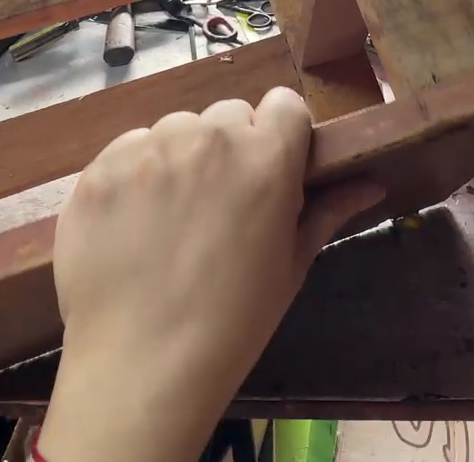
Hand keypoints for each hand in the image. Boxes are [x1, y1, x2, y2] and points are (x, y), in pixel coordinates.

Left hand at [41, 87, 378, 461]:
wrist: (139, 369)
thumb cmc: (232, 322)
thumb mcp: (290, 266)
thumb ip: (329, 210)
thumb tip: (372, 184)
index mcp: (266, 158)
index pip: (285, 104)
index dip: (280, 133)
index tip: (271, 167)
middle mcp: (209, 138)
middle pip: (230, 114)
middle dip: (231, 146)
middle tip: (220, 201)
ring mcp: (149, 148)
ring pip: (178, 128)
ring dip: (182, 156)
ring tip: (172, 216)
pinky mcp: (101, 165)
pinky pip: (129, 147)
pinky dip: (135, 173)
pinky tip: (133, 222)